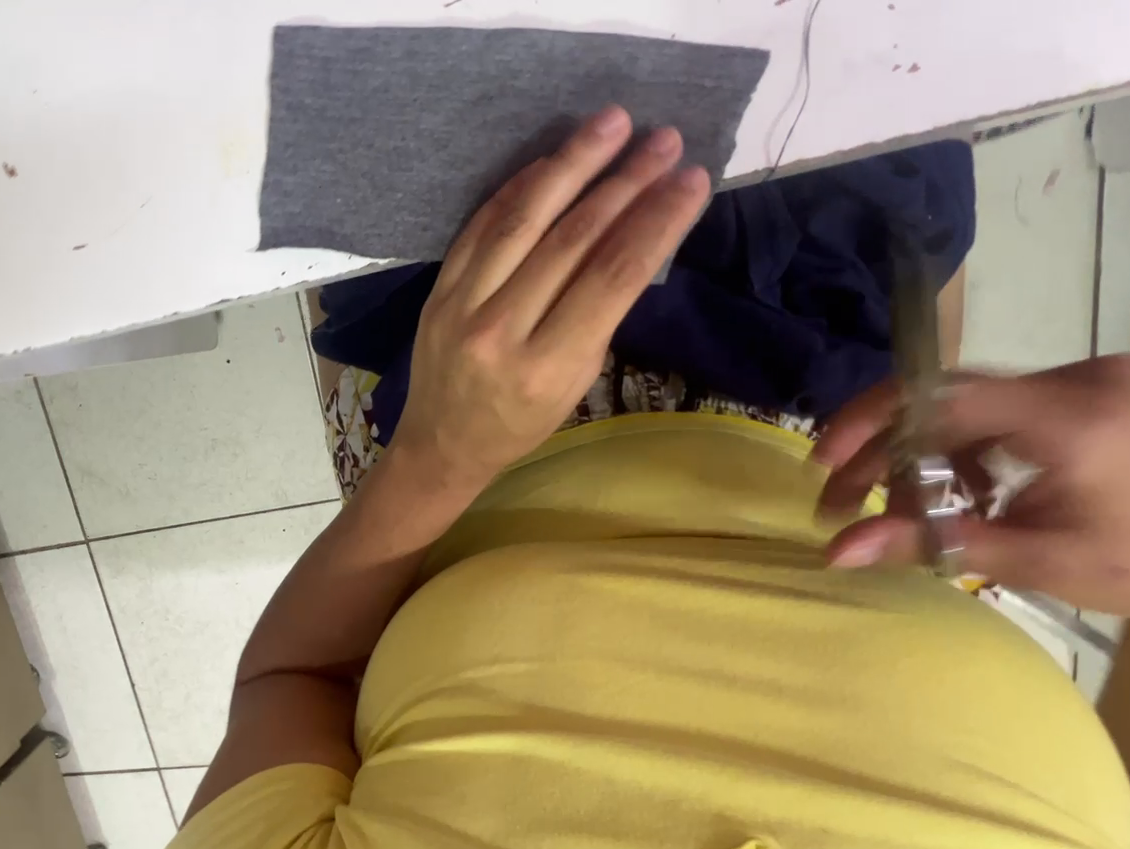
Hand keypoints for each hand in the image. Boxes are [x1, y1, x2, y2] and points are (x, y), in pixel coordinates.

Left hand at [387, 107, 711, 489]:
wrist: (441, 445)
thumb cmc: (519, 424)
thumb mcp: (574, 385)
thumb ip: (599, 317)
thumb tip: (632, 233)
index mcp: (546, 367)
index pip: (612, 277)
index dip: (657, 221)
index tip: (692, 178)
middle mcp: (501, 332)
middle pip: (572, 240)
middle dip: (624, 183)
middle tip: (662, 140)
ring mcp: (461, 308)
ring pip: (522, 221)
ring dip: (571, 165)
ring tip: (612, 123)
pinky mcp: (437, 292)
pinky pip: (480, 227)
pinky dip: (518, 189)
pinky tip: (552, 162)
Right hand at [813, 355, 1129, 635]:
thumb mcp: (1036, 560)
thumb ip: (929, 542)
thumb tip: (834, 551)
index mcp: (1073, 415)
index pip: (937, 395)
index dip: (866, 425)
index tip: (823, 466)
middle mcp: (1085, 378)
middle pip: (946, 399)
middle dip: (884, 449)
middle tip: (845, 500)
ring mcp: (1099, 380)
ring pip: (970, 405)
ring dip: (925, 453)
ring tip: (909, 506)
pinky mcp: (1105, 392)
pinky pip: (1006, 409)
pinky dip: (969, 448)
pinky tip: (970, 490)